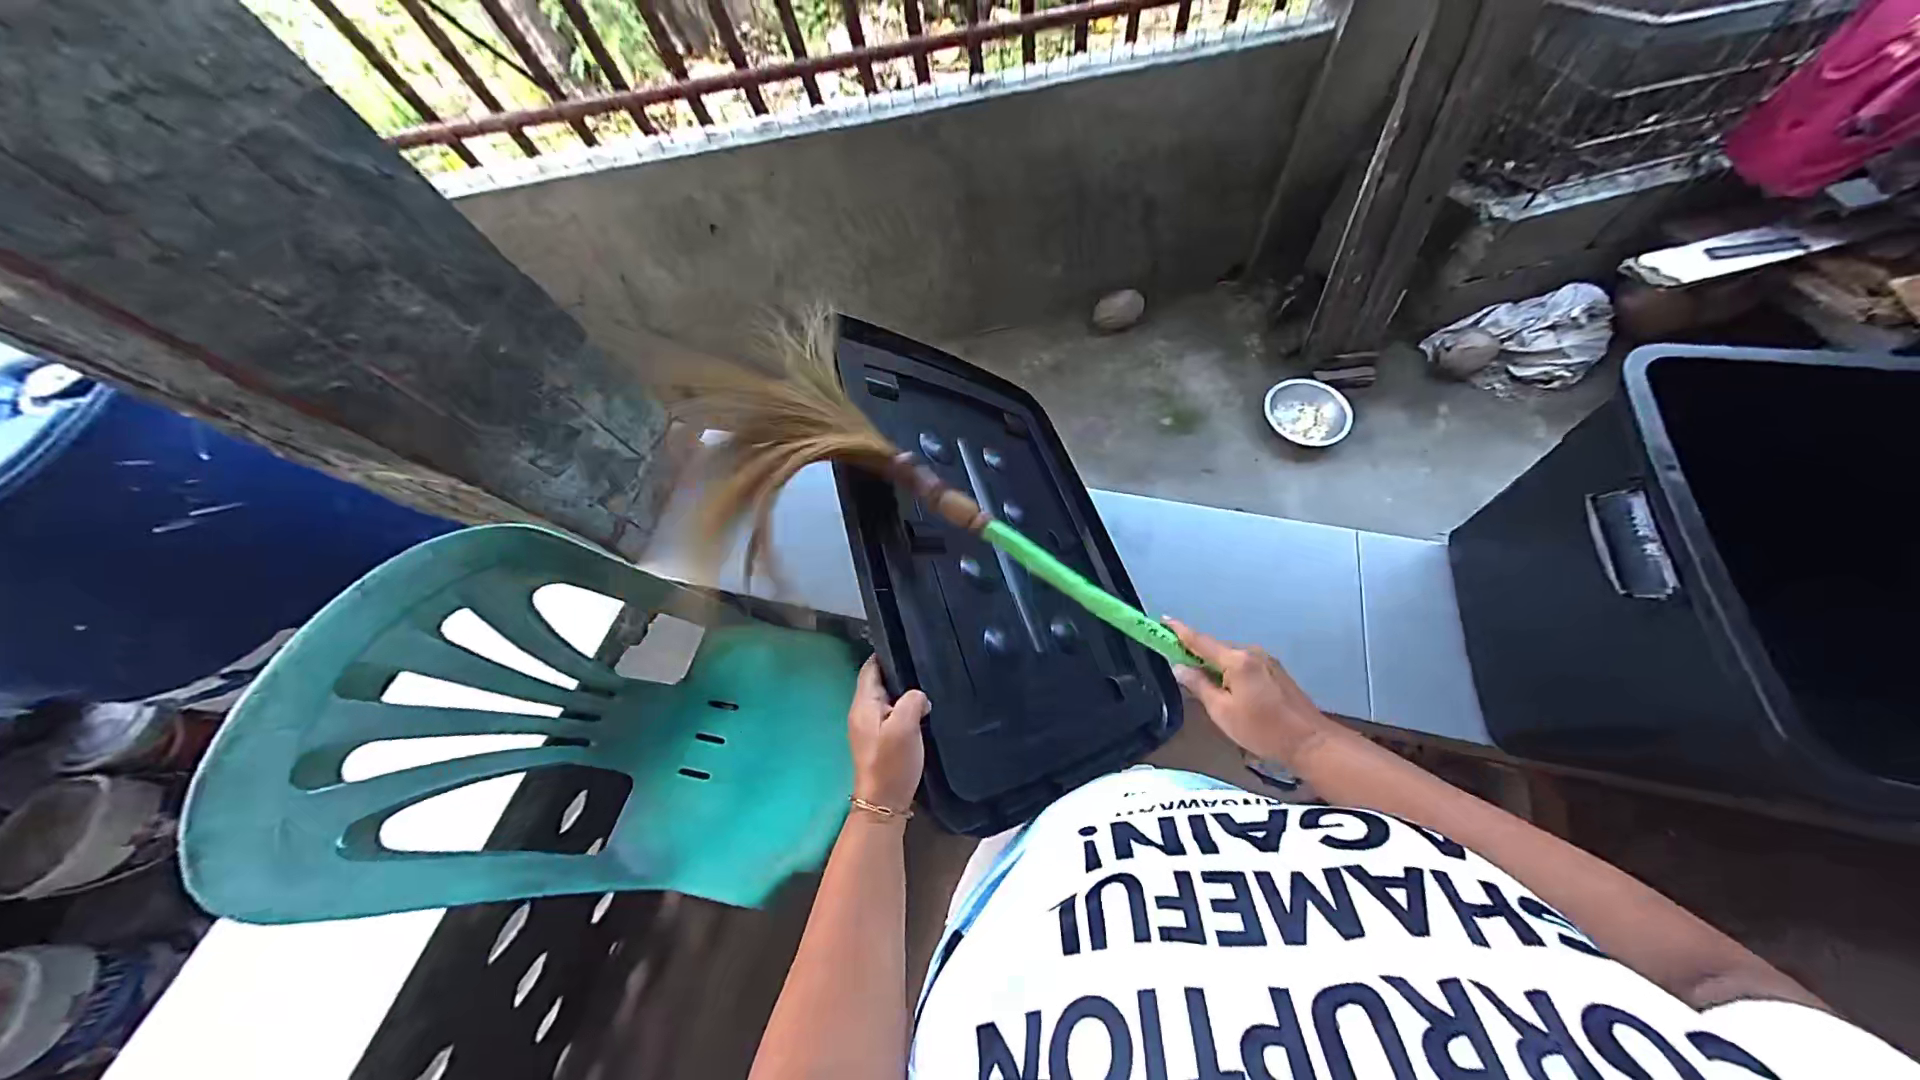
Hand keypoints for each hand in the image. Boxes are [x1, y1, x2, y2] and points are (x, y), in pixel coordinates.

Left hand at [847, 656, 928, 812]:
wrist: (883, 804)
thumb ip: (912, 700)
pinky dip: (904, 708)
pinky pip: (890, 714)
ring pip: (886, 698)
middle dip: (898, 672)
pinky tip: (921, 710)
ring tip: (926, 685)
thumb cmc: (891, 763)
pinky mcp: (878, 740)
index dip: (885, 655)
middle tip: (924, 664)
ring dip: (903, 692)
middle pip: (877, 681)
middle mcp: (861, 712)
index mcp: (863, 704)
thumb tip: (919, 695)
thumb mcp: (905, 727)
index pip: (870, 668)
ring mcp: (868, 727)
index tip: (908, 646)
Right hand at [1164, 618, 1332, 766]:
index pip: (1200, 641)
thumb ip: (1198, 685)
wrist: (1311, 742)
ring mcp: (1266, 661)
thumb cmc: (1262, 730)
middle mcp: (1252, 653)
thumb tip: (1179, 668)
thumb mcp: (1221, 711)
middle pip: (1215, 649)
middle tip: (1179, 668)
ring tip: (1206, 688)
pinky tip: (1228, 690)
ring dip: (1214, 666)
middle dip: (1196, 655)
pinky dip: (1229, 672)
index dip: (1179, 631)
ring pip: (1230, 658)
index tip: (1163, 621)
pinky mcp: (1275, 671)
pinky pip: (1243, 665)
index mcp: (1237, 660)